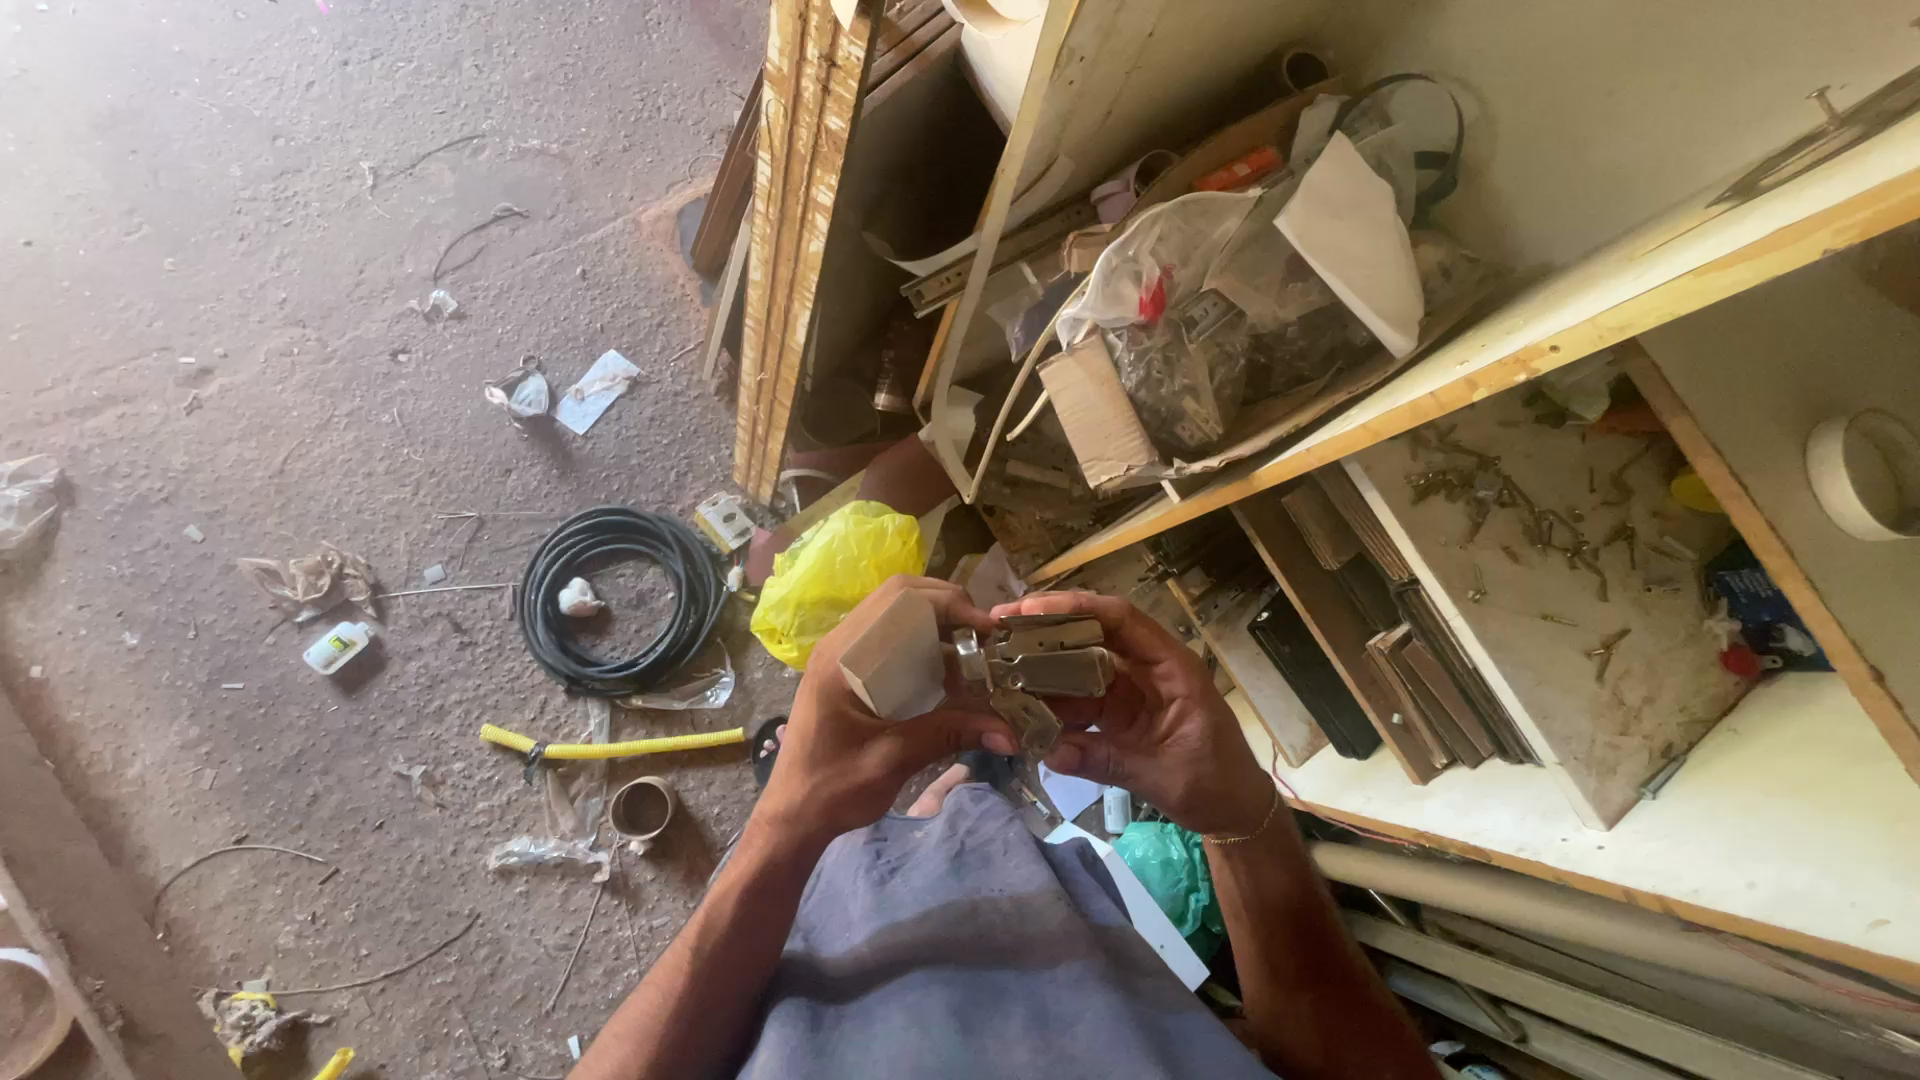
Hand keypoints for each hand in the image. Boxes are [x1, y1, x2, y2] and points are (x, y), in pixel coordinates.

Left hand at [754, 576, 1017, 848]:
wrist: (792, 817)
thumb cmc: (833, 788)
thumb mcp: (894, 759)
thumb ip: (949, 734)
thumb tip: (1009, 732)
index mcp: (843, 656)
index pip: (899, 600)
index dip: (948, 603)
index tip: (986, 629)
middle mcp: (839, 644)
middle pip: (899, 596)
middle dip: (947, 607)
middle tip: (983, 637)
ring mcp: (840, 654)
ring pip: (895, 614)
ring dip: (935, 623)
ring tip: (969, 652)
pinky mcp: (846, 670)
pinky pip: (889, 637)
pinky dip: (921, 641)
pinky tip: (944, 671)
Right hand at [992, 591, 1273, 836]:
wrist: (1233, 811)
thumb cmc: (1214, 783)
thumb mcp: (1161, 774)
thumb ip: (1105, 760)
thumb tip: (1049, 752)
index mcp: (1171, 666)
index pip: (1122, 620)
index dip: (1077, 608)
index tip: (1033, 607)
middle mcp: (1147, 667)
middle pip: (1094, 632)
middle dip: (1049, 625)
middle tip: (1001, 623)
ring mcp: (1130, 688)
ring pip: (1081, 663)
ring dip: (1044, 664)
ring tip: (1001, 663)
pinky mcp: (1117, 710)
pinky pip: (1079, 696)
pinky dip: (1053, 701)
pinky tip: (1022, 705)